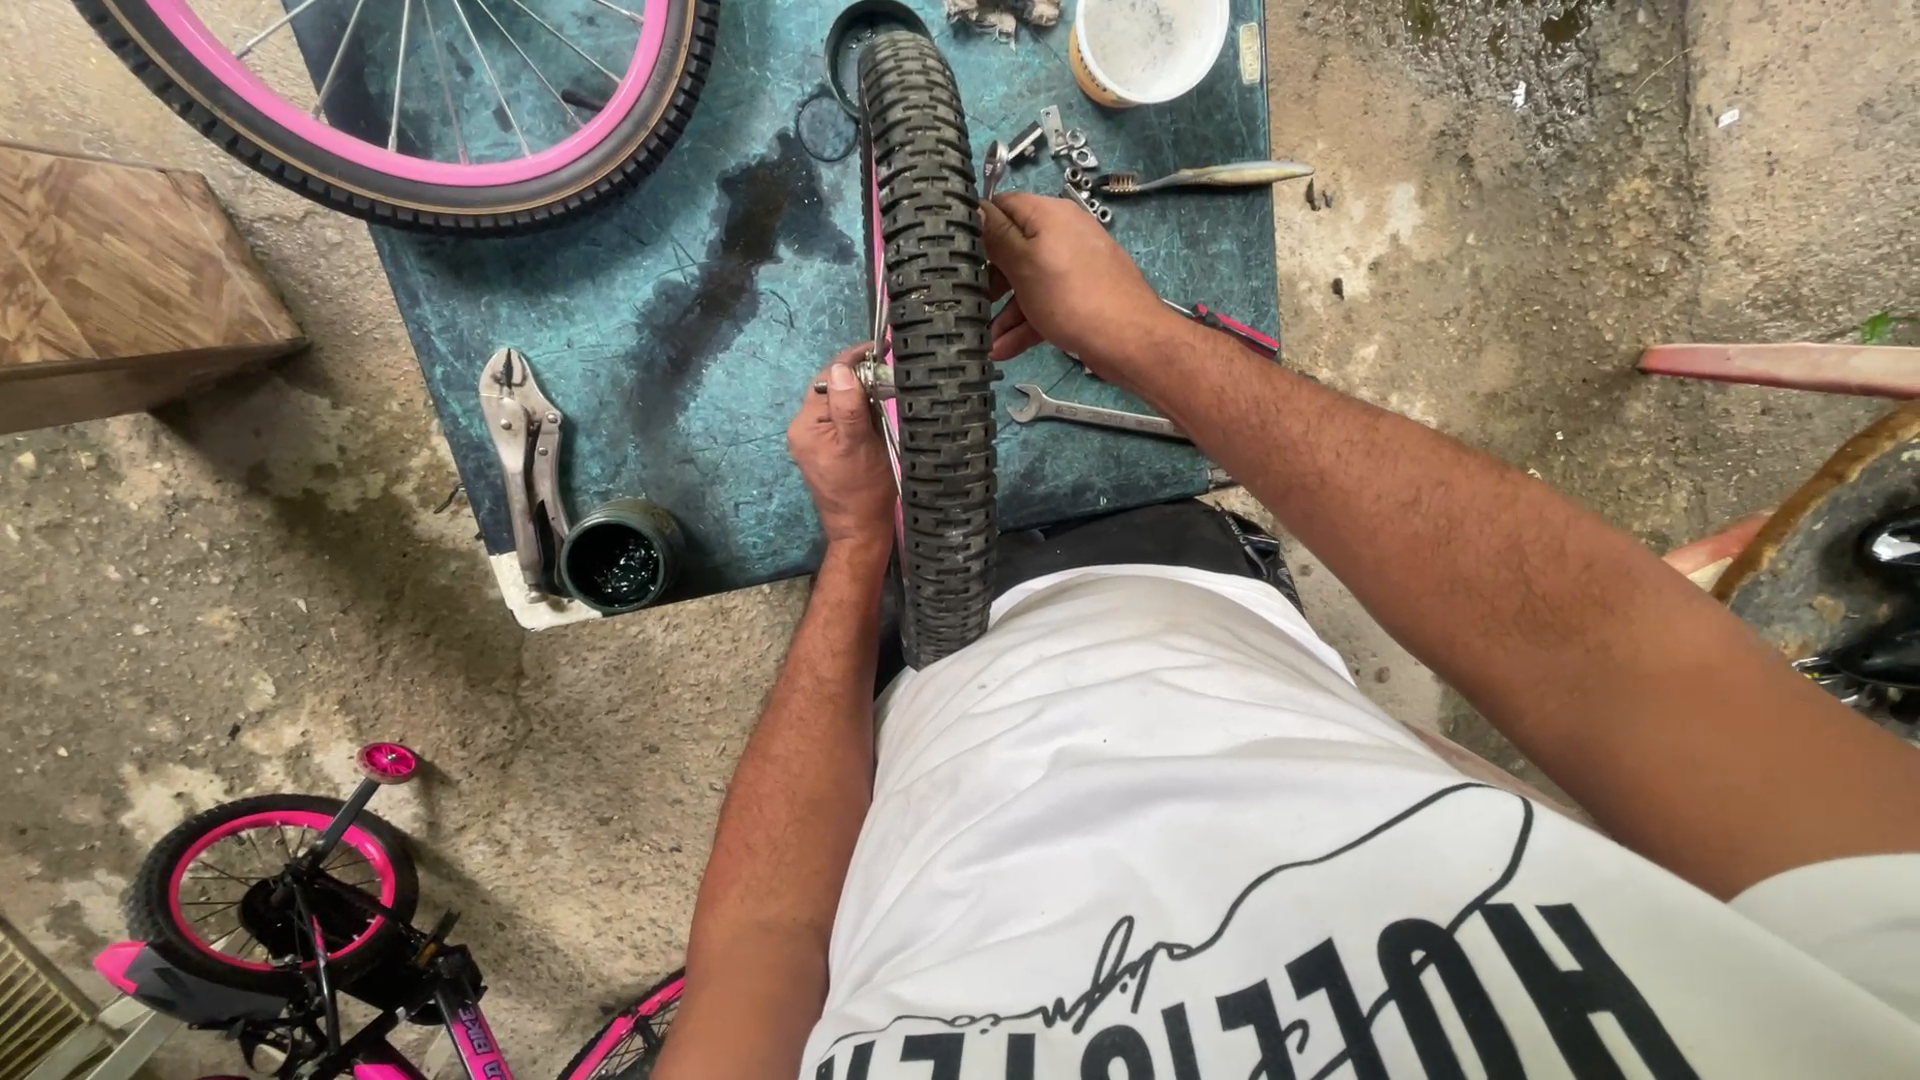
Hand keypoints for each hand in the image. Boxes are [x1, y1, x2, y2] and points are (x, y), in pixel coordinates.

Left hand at [788, 344, 895, 554]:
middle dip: (859, 377)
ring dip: (861, 394)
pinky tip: (876, 412)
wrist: (860, 529)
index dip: (854, 361)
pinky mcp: (827, 449)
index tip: (880, 348)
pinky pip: (842, 418)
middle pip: (832, 388)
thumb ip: (849, 406)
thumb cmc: (863, 489)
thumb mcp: (859, 444)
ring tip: (886, 389)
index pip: (828, 378)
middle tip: (889, 371)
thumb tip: (842, 369)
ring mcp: (814, 440)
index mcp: (806, 424)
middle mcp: (803, 428)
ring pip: (839, 402)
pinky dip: (859, 410)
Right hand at [982, 193, 1177, 368]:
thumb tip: (975, 208)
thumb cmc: (1071, 296)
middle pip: (1014, 249)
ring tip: (987, 340)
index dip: (979, 228)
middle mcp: (1063, 235)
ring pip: (1028, 283)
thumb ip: (997, 235)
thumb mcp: (1024, 263)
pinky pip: (1044, 305)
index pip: (1004, 207)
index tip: (959, 256)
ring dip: (1005, 312)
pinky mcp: (1080, 298)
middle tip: (972, 301)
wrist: (1128, 340)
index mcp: (1049, 215)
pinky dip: (1025, 325)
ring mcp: (1073, 268)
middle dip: (991, 280)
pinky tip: (1004, 350)